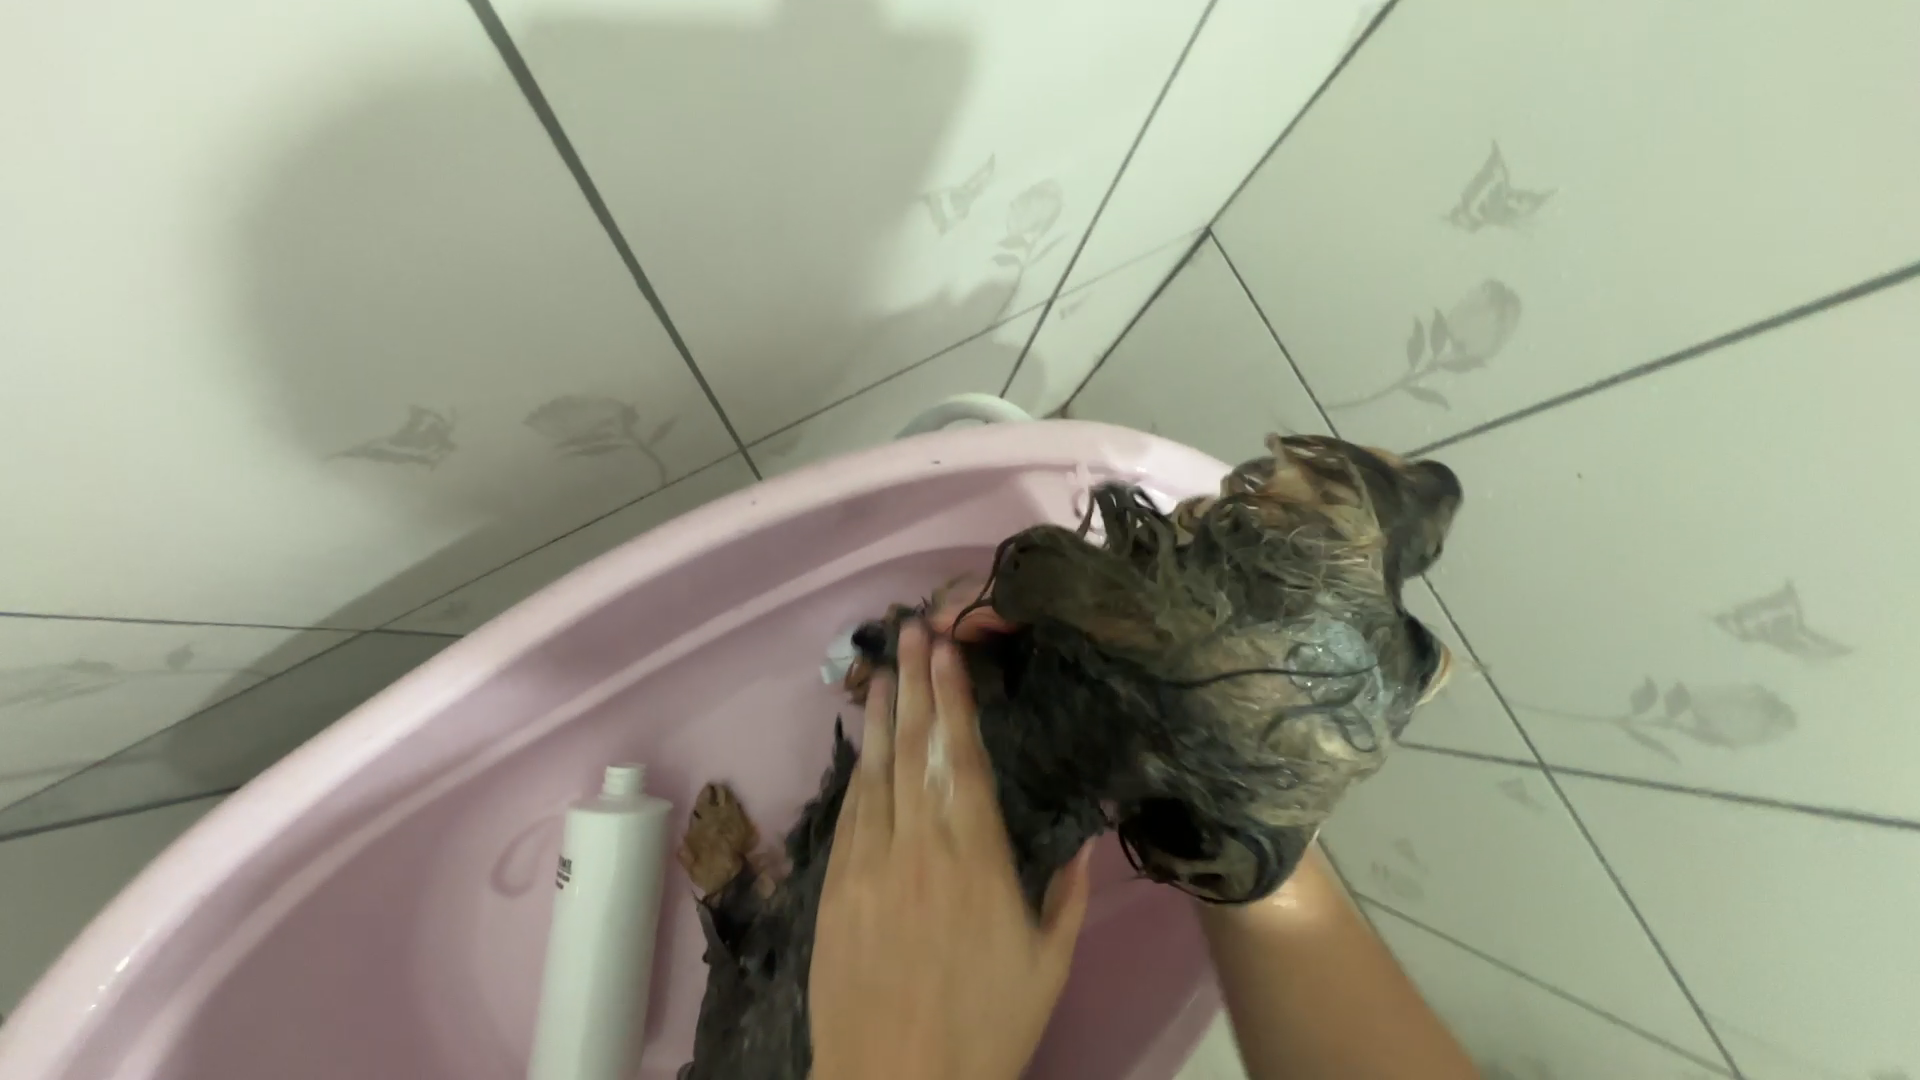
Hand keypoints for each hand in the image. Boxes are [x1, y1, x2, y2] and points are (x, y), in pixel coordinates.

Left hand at [809, 618, 1090, 1079]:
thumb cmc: (983, 1025)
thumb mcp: (1047, 964)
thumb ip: (1066, 892)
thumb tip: (1082, 837)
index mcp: (974, 857)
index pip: (963, 758)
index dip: (954, 699)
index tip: (948, 652)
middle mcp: (918, 844)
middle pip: (915, 747)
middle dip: (914, 682)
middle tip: (912, 629)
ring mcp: (869, 860)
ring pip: (876, 769)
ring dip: (882, 714)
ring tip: (886, 667)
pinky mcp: (836, 883)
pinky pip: (851, 809)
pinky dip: (859, 767)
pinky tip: (864, 741)